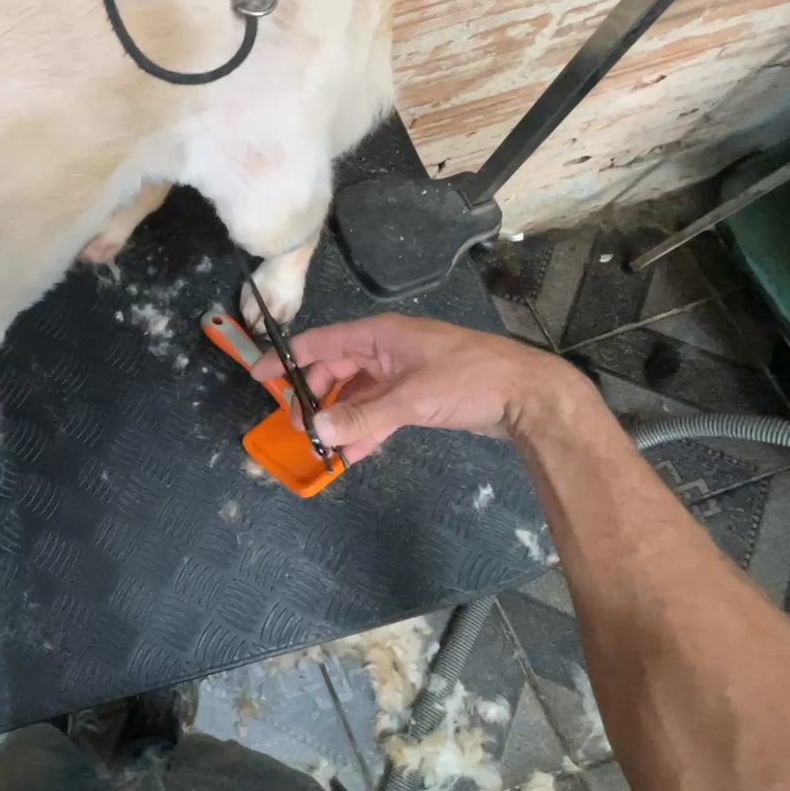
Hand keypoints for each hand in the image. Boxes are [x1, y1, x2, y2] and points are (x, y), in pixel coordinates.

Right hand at [252, 314, 587, 462]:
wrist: (530, 397)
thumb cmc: (469, 380)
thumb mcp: (411, 399)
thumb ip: (361, 417)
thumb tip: (316, 432)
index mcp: (379, 336)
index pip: (319, 342)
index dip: (286, 359)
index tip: (259, 378)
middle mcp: (384, 350)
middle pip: (333, 370)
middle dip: (314, 399)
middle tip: (299, 428)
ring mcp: (400, 373)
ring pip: (355, 394)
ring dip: (339, 419)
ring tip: (324, 448)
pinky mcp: (415, 395)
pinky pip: (376, 410)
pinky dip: (363, 429)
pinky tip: (352, 454)